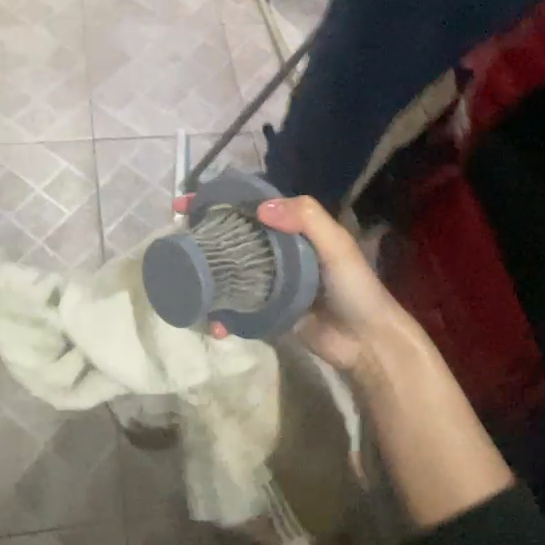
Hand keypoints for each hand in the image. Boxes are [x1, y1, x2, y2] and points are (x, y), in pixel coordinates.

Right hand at [180, 193, 415, 378]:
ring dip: (207, 277)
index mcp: (292, 228)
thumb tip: (261, 208)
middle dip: (203, 235)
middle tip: (176, 240)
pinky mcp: (266, 312)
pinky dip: (222, 314)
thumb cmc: (356, 287)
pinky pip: (237, 307)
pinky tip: (216, 324)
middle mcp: (276, 250)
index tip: (188, 202)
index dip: (219, 200)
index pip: (250, 206)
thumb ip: (306, 218)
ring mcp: (269, 282)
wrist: (368, 344)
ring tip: (187, 284)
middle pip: (232, 236)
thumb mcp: (337, 245)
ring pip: (230, 271)